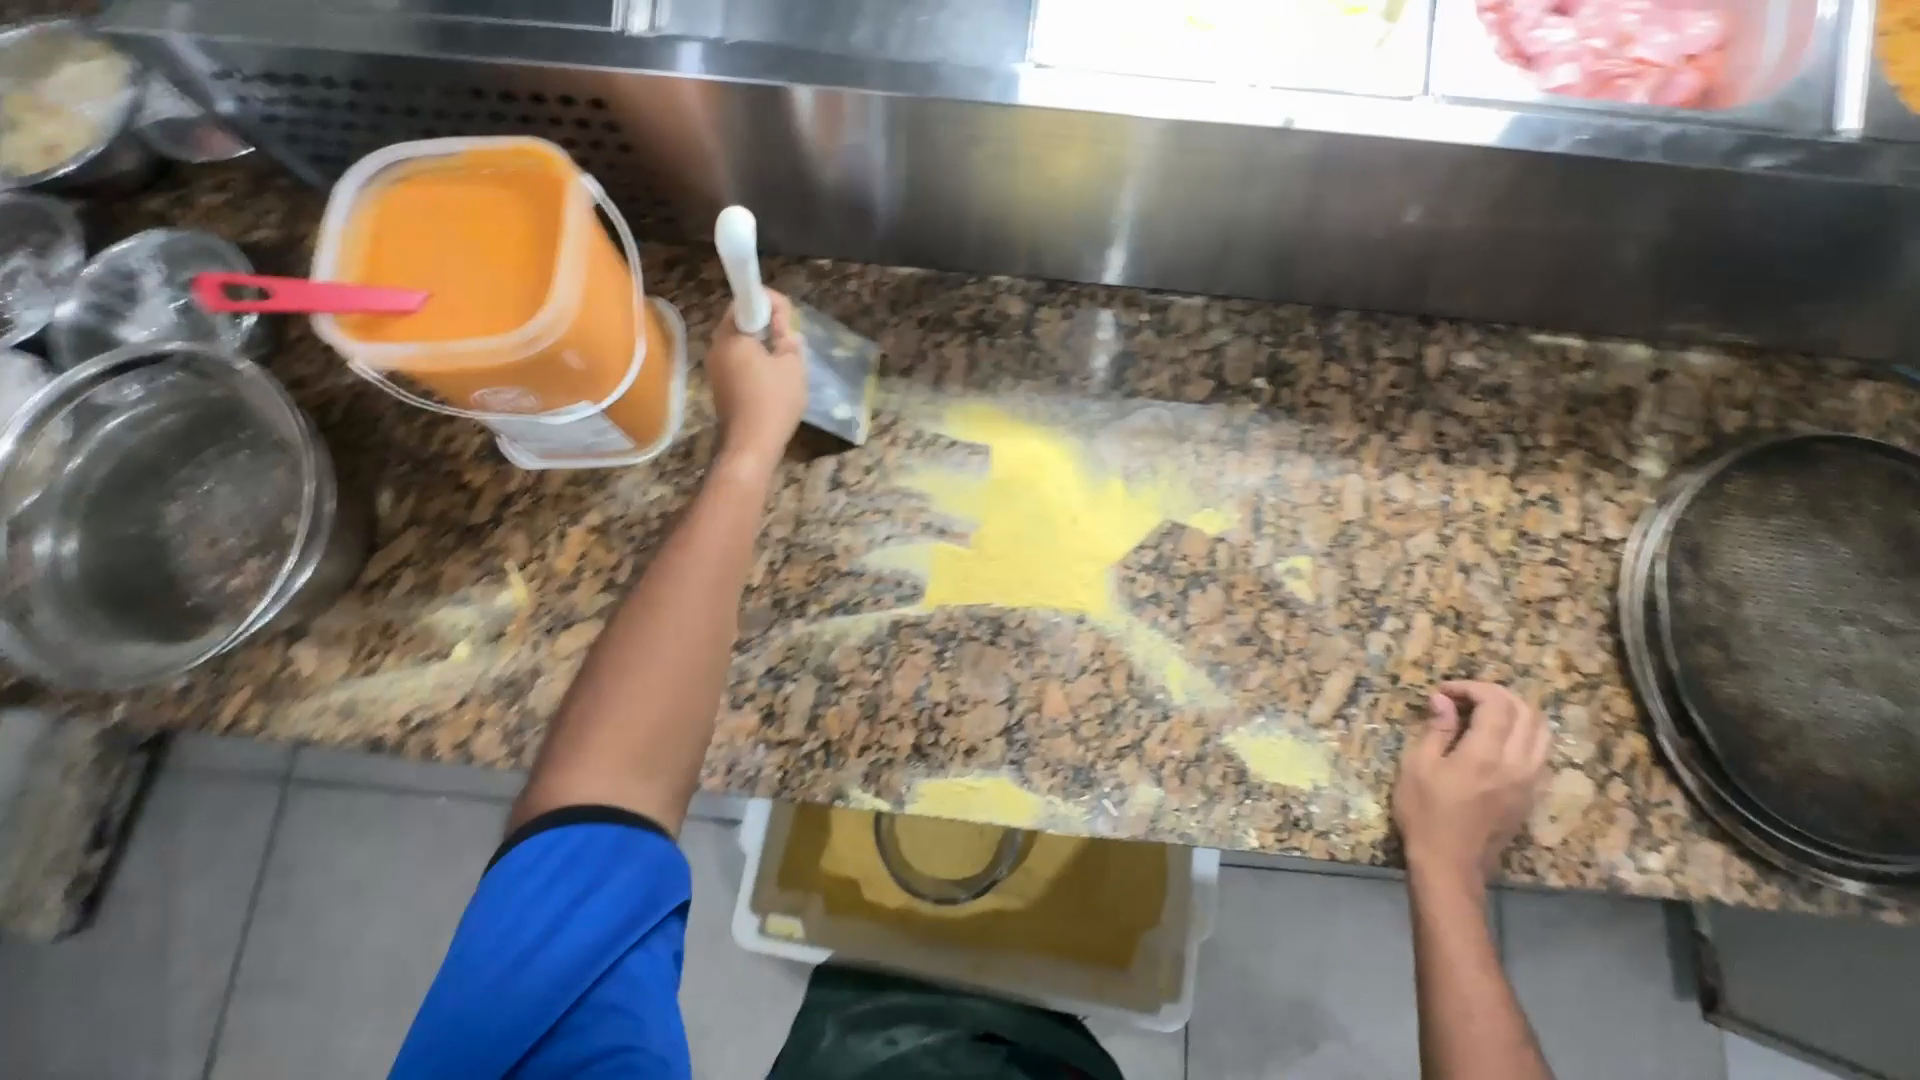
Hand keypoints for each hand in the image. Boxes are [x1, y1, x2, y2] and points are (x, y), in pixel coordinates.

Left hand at [706, 290, 806, 472]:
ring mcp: (715, 369)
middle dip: (764, 323)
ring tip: (783, 357)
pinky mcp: (719, 387)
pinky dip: (753, 362)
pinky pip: (737, 363)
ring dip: (760, 344)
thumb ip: (789, 342)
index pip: (744, 302)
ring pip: (738, 344)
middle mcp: (716, 348)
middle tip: (787, 335)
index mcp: (731, 336)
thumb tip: (786, 334)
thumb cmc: (773, 401)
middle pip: (739, 323)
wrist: (751, 445)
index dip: (769, 302)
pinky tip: (772, 376)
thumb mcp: (793, 366)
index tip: (788, 316)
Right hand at [1393, 681, 1549, 889]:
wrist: (1450, 862)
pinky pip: (1540, 752)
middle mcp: (1518, 763)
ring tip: (1485, 714)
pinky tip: (1496, 740)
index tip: (1444, 692)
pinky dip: (1523, 734)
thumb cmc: (1424, 812)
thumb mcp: (1417, 766)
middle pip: (1526, 711)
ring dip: (1515, 713)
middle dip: (1495, 695)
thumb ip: (1437, 729)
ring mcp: (1531, 780)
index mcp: (1486, 754)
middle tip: (1464, 697)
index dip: (1471, 687)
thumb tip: (1443, 700)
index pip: (1496, 702)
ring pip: (1541, 731)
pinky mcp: (1532, 794)